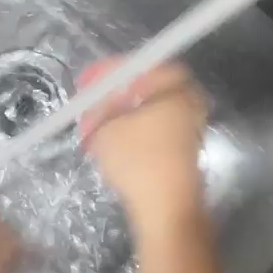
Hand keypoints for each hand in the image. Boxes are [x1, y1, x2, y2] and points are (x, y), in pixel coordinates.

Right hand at [77, 60, 208, 227]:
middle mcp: (187, 101)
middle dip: (111, 97)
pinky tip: (106, 146)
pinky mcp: (179, 151)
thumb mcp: (105, 126)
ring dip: (116, 118)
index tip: (85, 83)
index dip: (107, 73)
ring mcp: (186, 127)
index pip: (138, 66)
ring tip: (90, 131)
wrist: (166, 206)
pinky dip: (127, 133)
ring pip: (143, 112)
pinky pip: (148, 131)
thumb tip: (96, 98)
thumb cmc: (138, 159)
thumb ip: (99, 105)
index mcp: (175, 86)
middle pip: (143, 89)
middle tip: (87, 107)